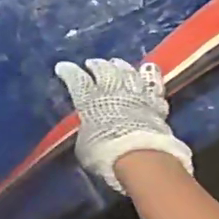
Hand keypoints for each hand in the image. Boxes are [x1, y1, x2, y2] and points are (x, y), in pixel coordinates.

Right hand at [53, 58, 192, 193]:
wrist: (139, 156)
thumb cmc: (102, 152)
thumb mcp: (82, 142)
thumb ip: (86, 129)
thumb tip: (88, 127)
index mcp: (88, 101)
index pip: (77, 80)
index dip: (69, 72)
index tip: (62, 66)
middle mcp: (112, 93)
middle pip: (105, 72)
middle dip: (97, 65)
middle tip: (92, 62)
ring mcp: (136, 96)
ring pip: (128, 73)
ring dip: (122, 66)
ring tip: (116, 62)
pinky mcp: (156, 104)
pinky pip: (154, 84)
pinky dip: (151, 75)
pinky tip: (149, 67)